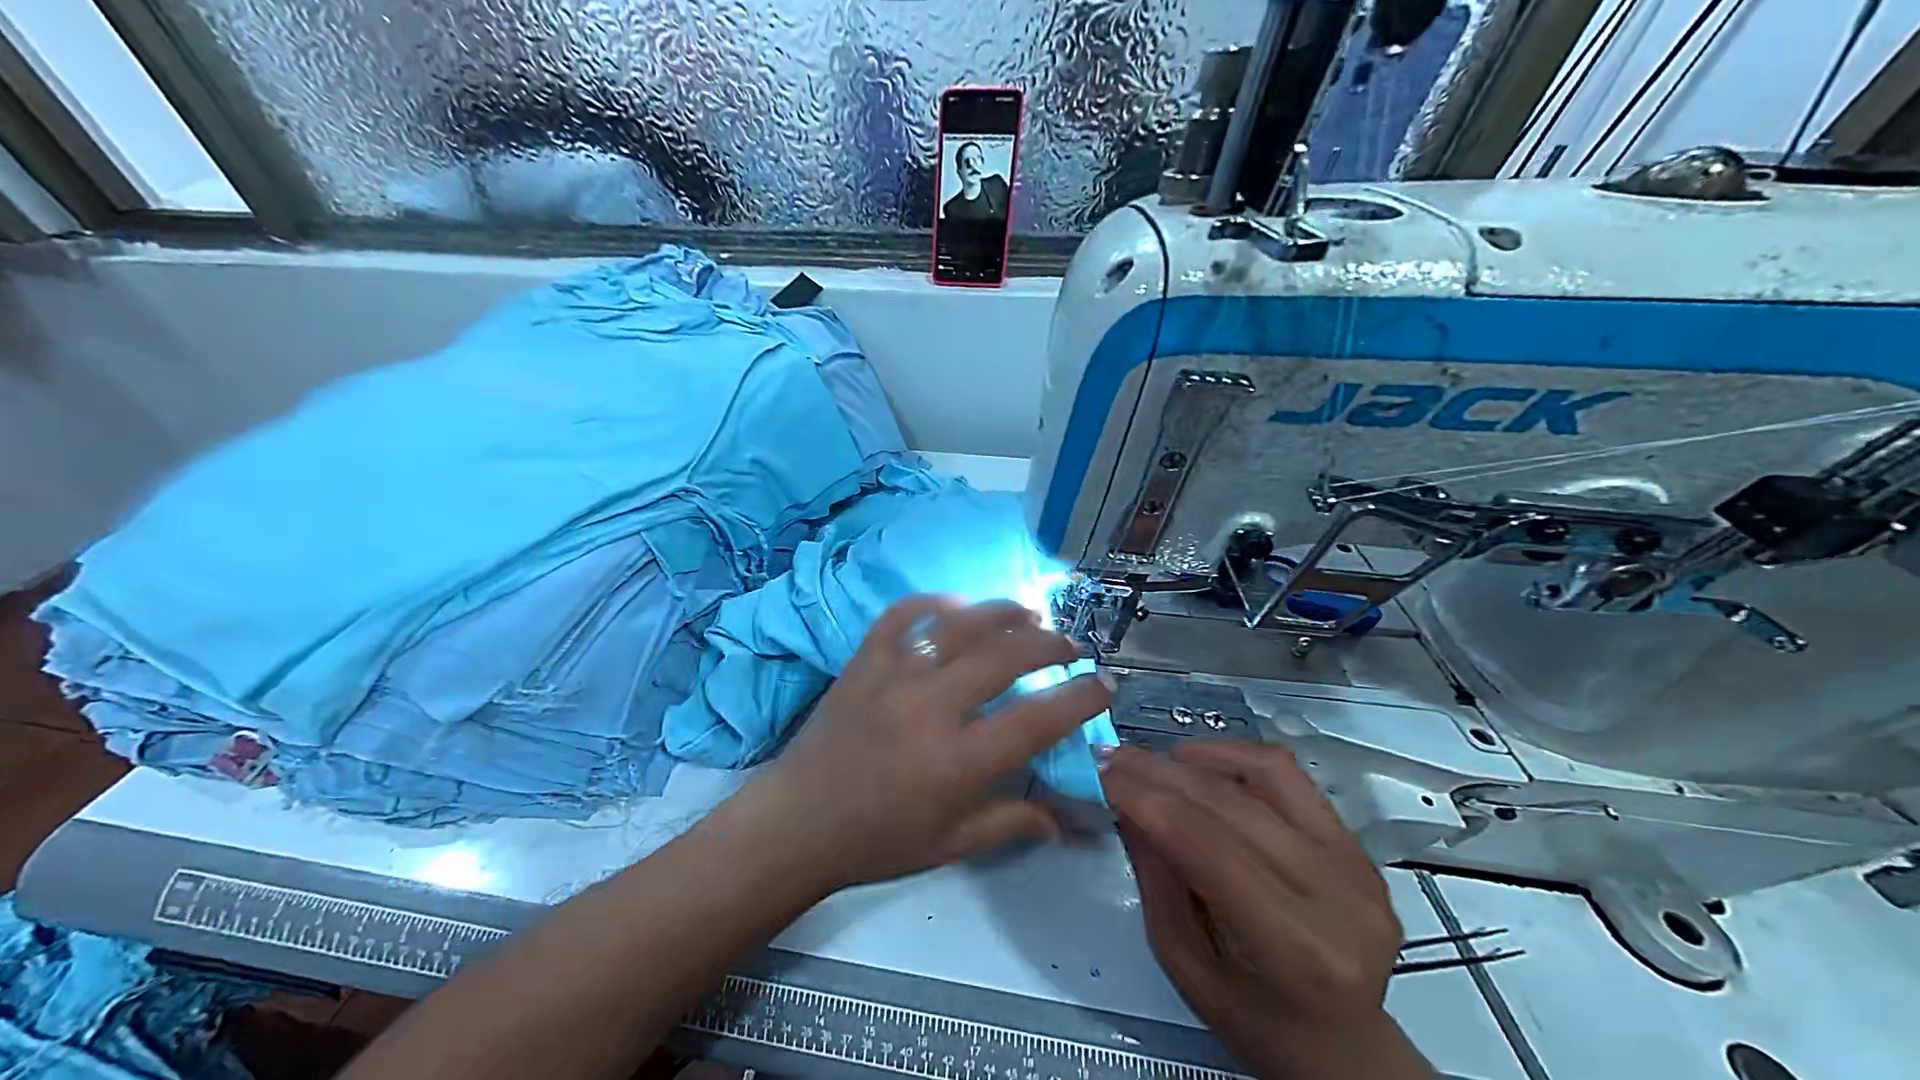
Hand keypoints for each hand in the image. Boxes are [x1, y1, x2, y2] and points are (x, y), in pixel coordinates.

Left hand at [745, 595, 1111, 888]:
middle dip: (1049, 644)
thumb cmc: (877, 841)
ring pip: (959, 626)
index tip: (1103, 684)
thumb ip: (1012, 823)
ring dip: (1002, 613)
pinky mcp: (864, 662)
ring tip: (1028, 614)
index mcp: (958, 762)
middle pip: (1005, 657)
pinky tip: (955, 604)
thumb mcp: (951, 845)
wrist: (797, 822)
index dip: (1079, 698)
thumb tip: (1066, 820)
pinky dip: (932, 602)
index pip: (1037, 719)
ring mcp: (894, 677)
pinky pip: (901, 616)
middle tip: (1070, 645)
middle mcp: (931, 709)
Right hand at [1103, 741, 1433, 1079]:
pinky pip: (1290, 777)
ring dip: (1198, 759)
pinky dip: (1237, 759)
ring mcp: (1355, 863)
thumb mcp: (1183, 960)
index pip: (1206, 843)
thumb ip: (1156, 876)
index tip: (1099, 775)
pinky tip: (1199, 762)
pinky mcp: (1357, 844)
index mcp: (1293, 944)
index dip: (1146, 799)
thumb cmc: (1252, 1019)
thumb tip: (1125, 802)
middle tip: (1111, 758)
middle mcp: (1336, 894)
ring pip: (1265, 776)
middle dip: (1160, 774)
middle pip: (1231, 805)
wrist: (1339, 1042)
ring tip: (1153, 762)